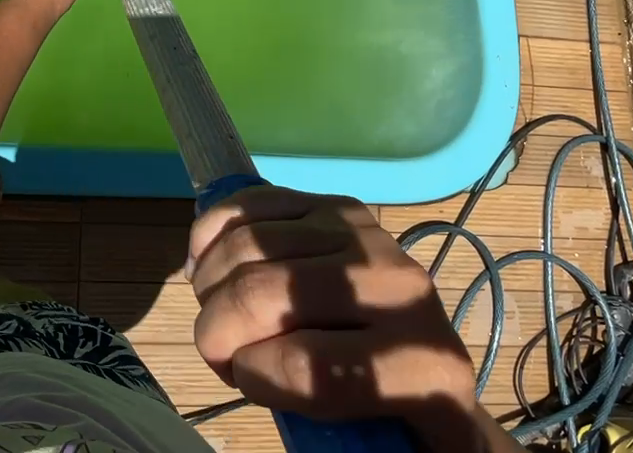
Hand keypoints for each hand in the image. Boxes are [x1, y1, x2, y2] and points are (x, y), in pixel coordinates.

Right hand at [189, 186, 512, 451]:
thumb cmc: (391, 413)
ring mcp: (364, 235)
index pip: (310, 367)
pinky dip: (210, 233)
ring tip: (212, 307)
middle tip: (215, 351)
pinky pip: (250, 205)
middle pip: (267, 294)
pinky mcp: (334, 204)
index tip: (245, 384)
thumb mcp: (368, 444)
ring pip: (249, 244)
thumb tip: (248, 367)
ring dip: (208, 282)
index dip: (255, 376)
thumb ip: (318, 414)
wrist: (420, 354)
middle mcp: (401, 289)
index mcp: (426, 370)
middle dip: (217, 327)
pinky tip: (205, 263)